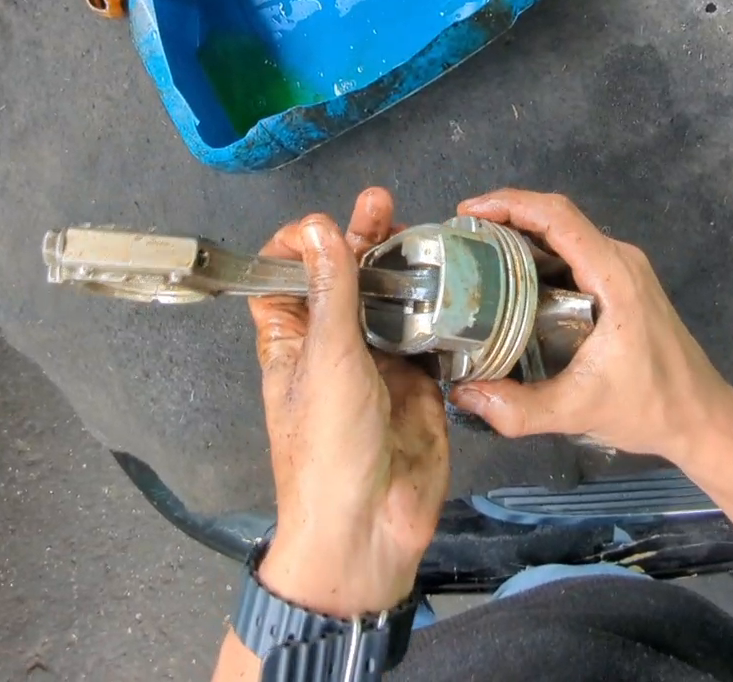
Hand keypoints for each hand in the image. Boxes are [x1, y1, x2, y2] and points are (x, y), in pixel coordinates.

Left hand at [250, 189, 449, 618]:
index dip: (297, 244)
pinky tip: (451, 276)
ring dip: (399, 264)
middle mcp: (332, 340)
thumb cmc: (330, 445)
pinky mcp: (418, 376)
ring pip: (386, 296)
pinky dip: (436, 304)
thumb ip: (331, 290)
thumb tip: (317, 226)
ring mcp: (377, 357)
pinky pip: (426, 329)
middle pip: (341, 275)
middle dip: (357, 237)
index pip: (281, 274)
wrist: (371, 528)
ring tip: (421, 231)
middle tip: (382, 203)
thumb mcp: (327, 359)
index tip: (323, 226)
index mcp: (292, 337)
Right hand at [447, 189, 732, 467]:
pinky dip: (536, 253)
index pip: (558, 217)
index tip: (467, 213)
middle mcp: (620, 259)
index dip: (511, 204)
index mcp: (615, 275)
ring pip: (564, 233)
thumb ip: (519, 409)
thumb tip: (461, 393)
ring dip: (520, 233)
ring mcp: (623, 268)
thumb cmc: (650, 407)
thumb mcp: (579, 412)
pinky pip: (572, 252)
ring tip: (474, 252)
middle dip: (506, 216)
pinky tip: (507, 276)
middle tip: (461, 237)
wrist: (702, 418)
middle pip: (557, 217)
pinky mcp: (620, 282)